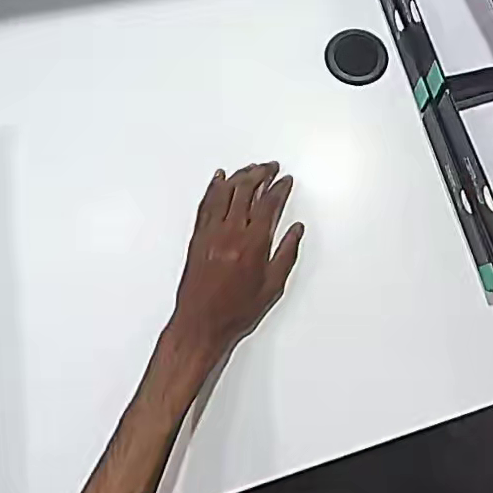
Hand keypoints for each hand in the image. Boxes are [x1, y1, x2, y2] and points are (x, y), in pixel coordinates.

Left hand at [157, 163, 304, 384]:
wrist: (200, 324)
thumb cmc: (234, 312)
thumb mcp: (273, 286)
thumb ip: (286, 253)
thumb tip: (295, 230)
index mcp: (253, 243)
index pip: (269, 204)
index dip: (279, 188)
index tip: (285, 180)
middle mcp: (230, 233)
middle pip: (247, 190)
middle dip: (261, 174)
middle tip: (270, 167)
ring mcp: (211, 233)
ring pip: (225, 192)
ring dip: (239, 176)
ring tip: (250, 168)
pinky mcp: (197, 237)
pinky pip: (206, 204)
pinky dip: (214, 187)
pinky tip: (219, 179)